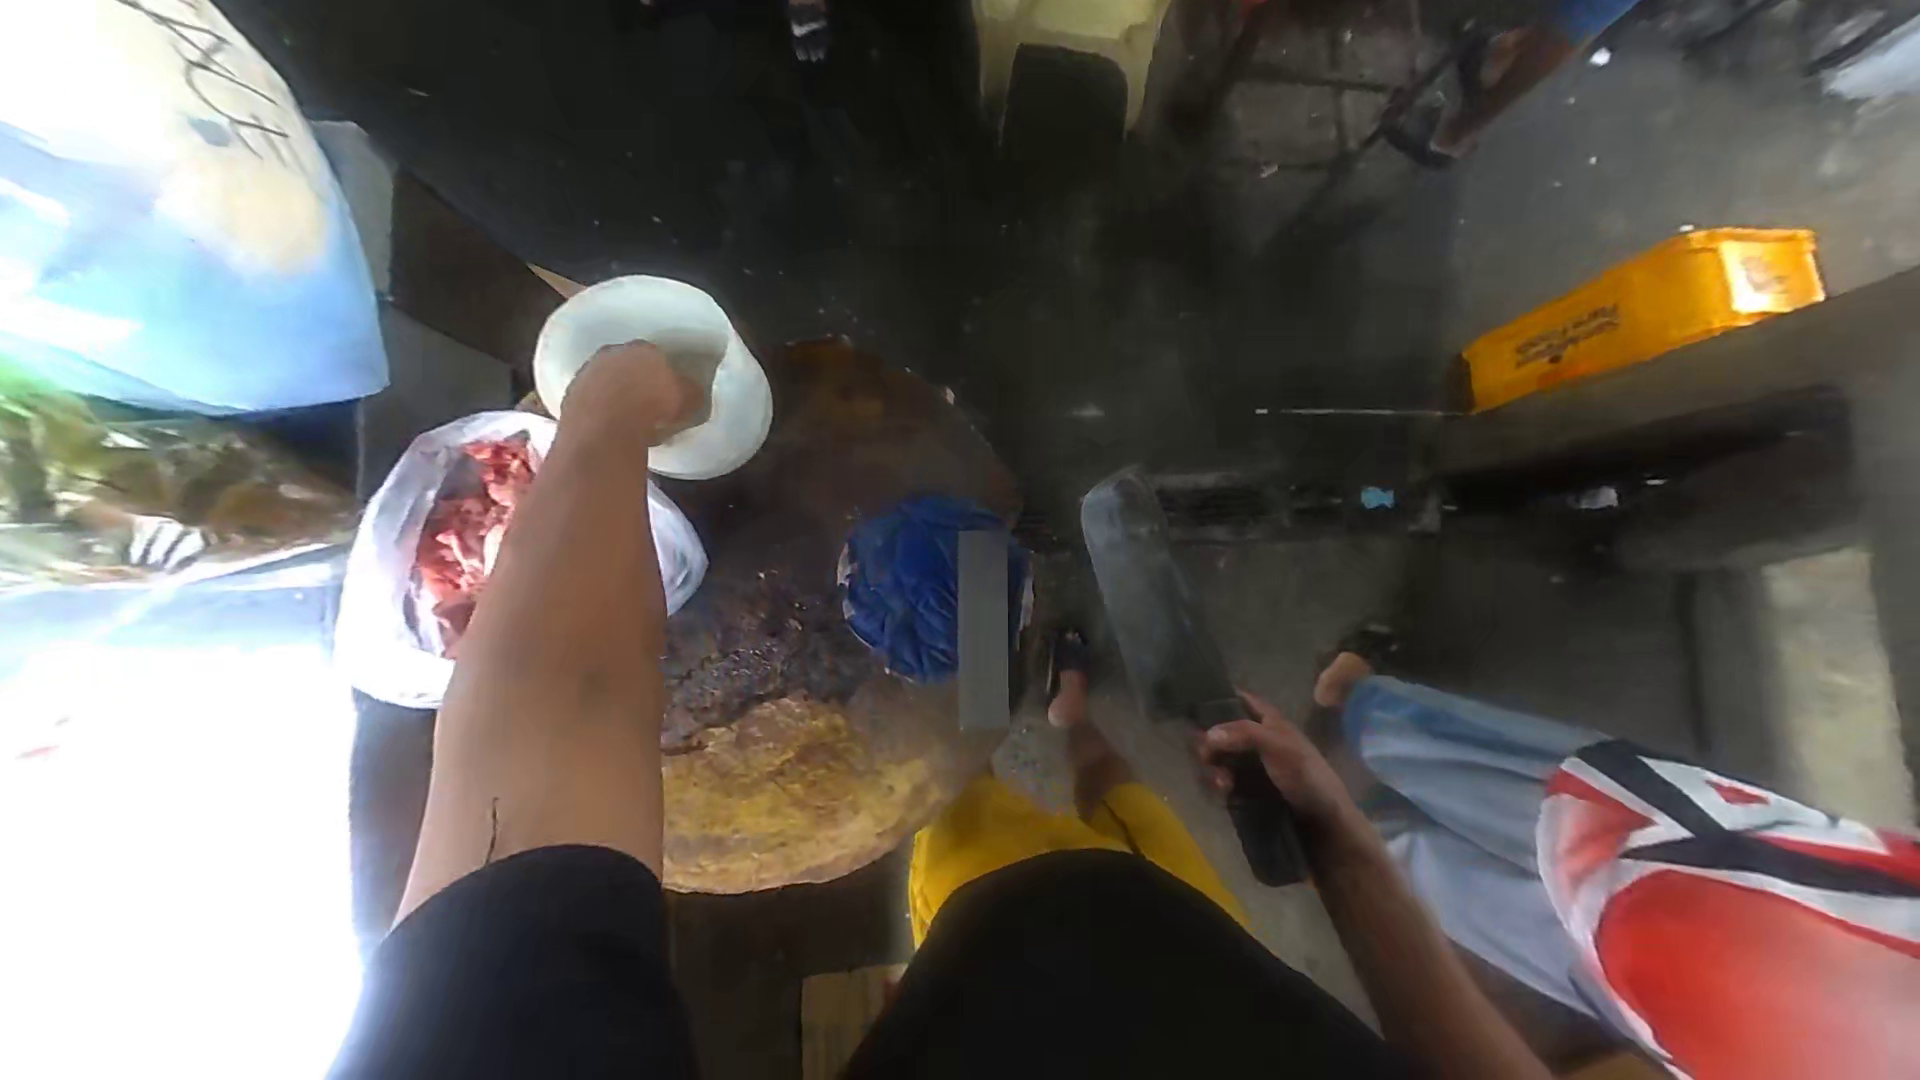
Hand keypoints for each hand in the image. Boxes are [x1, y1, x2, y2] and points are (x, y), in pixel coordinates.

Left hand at [563, 341, 706, 445]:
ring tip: (631, 416)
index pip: (658, 355)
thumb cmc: (653, 405)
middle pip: (629, 363)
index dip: (665, 373)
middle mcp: (614, 352)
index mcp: (644, 348)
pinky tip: (612, 424)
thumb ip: (692, 392)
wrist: (607, 424)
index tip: (670, 390)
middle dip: (638, 379)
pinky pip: (593, 399)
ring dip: (617, 394)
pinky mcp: (573, 393)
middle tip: (650, 402)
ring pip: (608, 379)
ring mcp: (589, 371)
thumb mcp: (688, 399)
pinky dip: (602, 409)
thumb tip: (694, 392)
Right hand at [1200, 690, 1361, 829]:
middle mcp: (1251, 738)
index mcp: (1266, 721)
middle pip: (1214, 729)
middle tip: (1207, 757)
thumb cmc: (1308, 778)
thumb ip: (1245, 733)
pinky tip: (1222, 793)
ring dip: (1210, 769)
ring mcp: (1245, 765)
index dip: (1215, 698)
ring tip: (1222, 784)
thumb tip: (1207, 734)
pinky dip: (1213, 785)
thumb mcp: (1281, 747)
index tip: (1194, 707)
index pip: (1235, 698)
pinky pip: (1215, 780)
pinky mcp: (1240, 789)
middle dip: (1206, 743)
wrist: (1324, 827)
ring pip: (1211, 757)